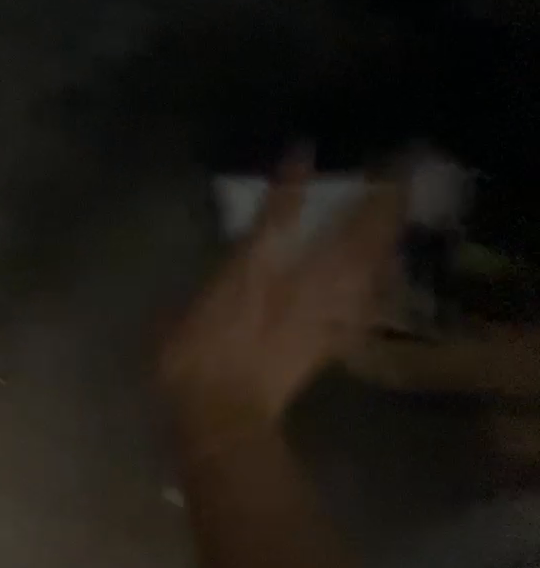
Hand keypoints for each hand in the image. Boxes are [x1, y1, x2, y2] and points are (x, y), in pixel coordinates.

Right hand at [161, 147, 405, 438]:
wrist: (222, 415)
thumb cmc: (183, 367)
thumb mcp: (170, 325)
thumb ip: (192, 301)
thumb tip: (200, 294)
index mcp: (248, 276)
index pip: (275, 219)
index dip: (290, 184)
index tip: (302, 152)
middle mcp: (296, 285)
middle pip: (350, 235)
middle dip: (375, 199)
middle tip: (397, 166)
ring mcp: (323, 311)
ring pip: (369, 263)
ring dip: (386, 234)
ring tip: (396, 210)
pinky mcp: (333, 338)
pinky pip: (366, 301)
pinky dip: (377, 282)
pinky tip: (383, 271)